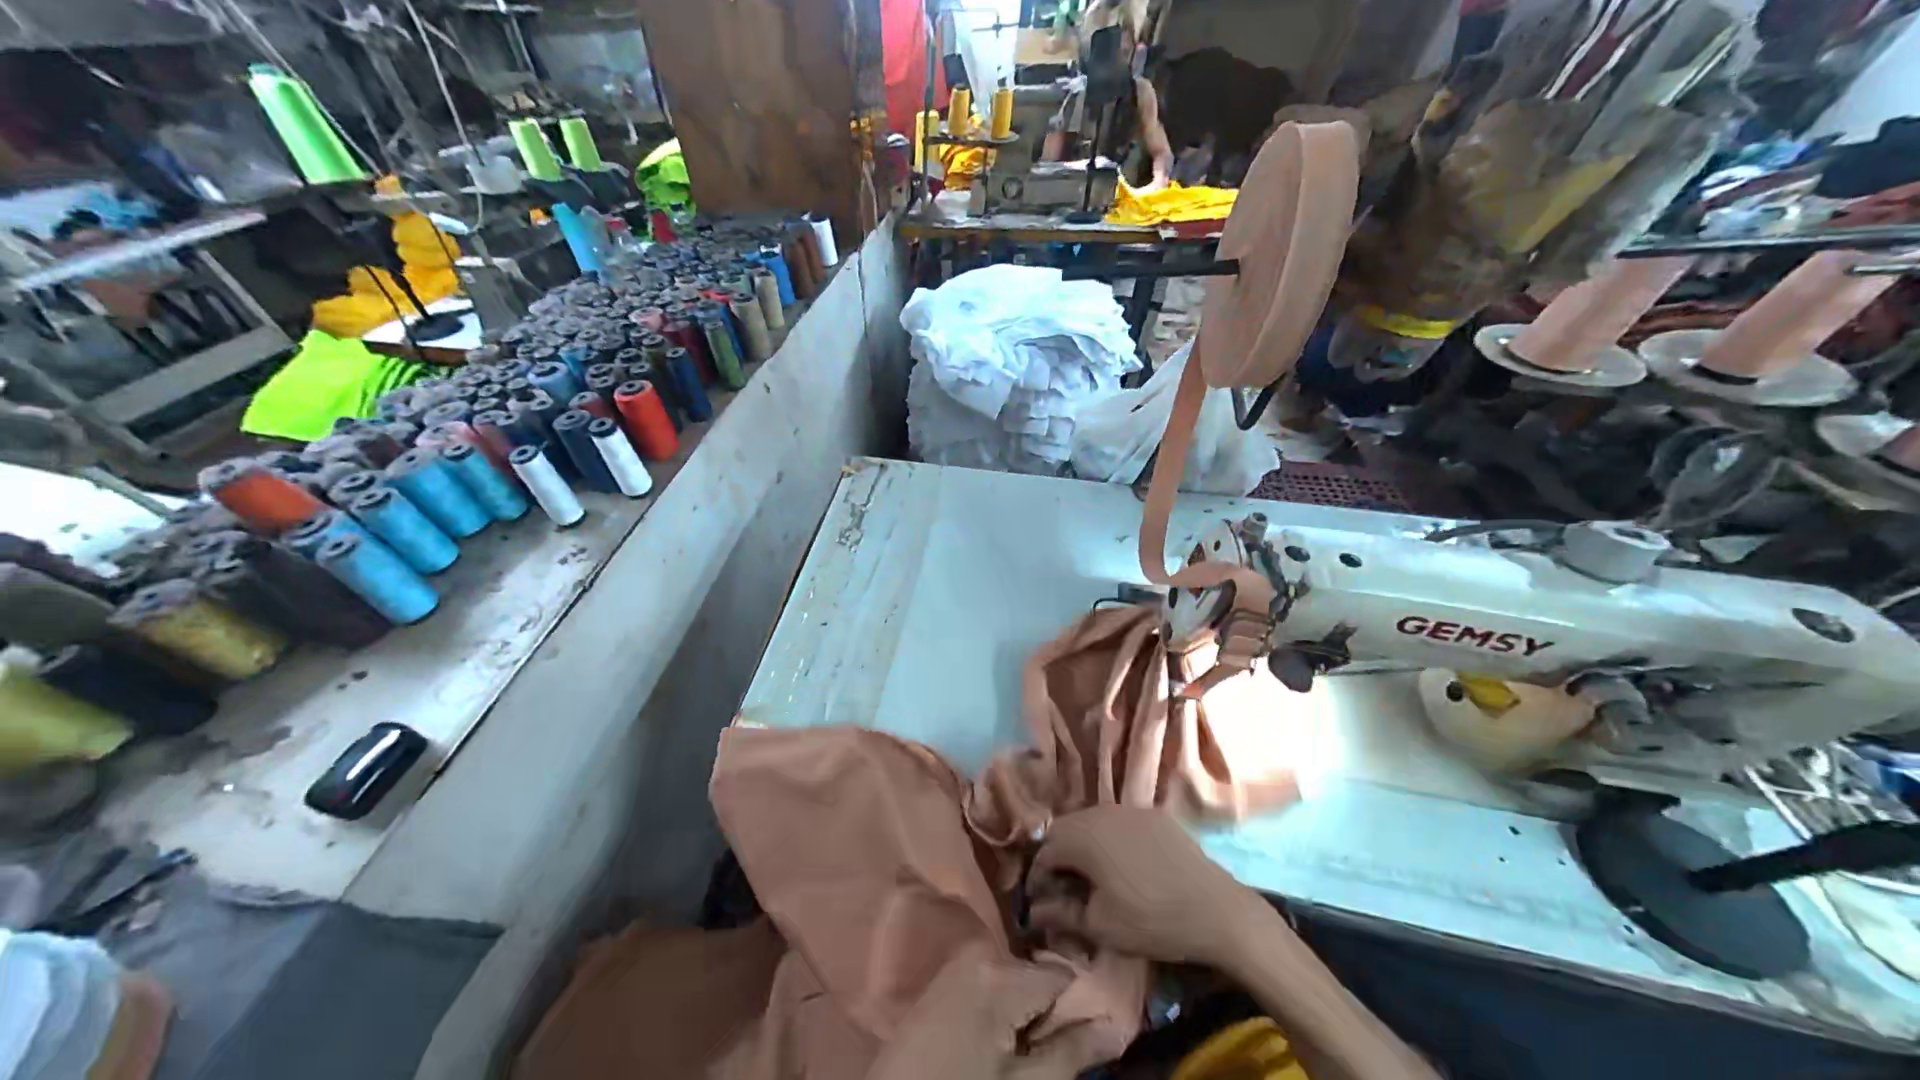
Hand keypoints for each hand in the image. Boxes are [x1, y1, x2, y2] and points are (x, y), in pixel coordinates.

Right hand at [1026, 806, 1268, 969]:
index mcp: (1081, 837)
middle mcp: (1101, 812)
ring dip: (1085, 844)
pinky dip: (1112, 838)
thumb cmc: (1150, 920)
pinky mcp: (1155, 816)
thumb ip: (1061, 914)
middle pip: (1066, 829)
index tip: (1042, 901)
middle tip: (1066, 887)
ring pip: (1093, 821)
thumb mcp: (1100, 926)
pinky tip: (1125, 864)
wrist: (1215, 910)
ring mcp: (1131, 809)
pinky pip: (1121, 821)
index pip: (1044, 852)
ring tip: (1094, 875)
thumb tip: (1033, 912)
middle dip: (1059, 855)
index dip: (1038, 877)